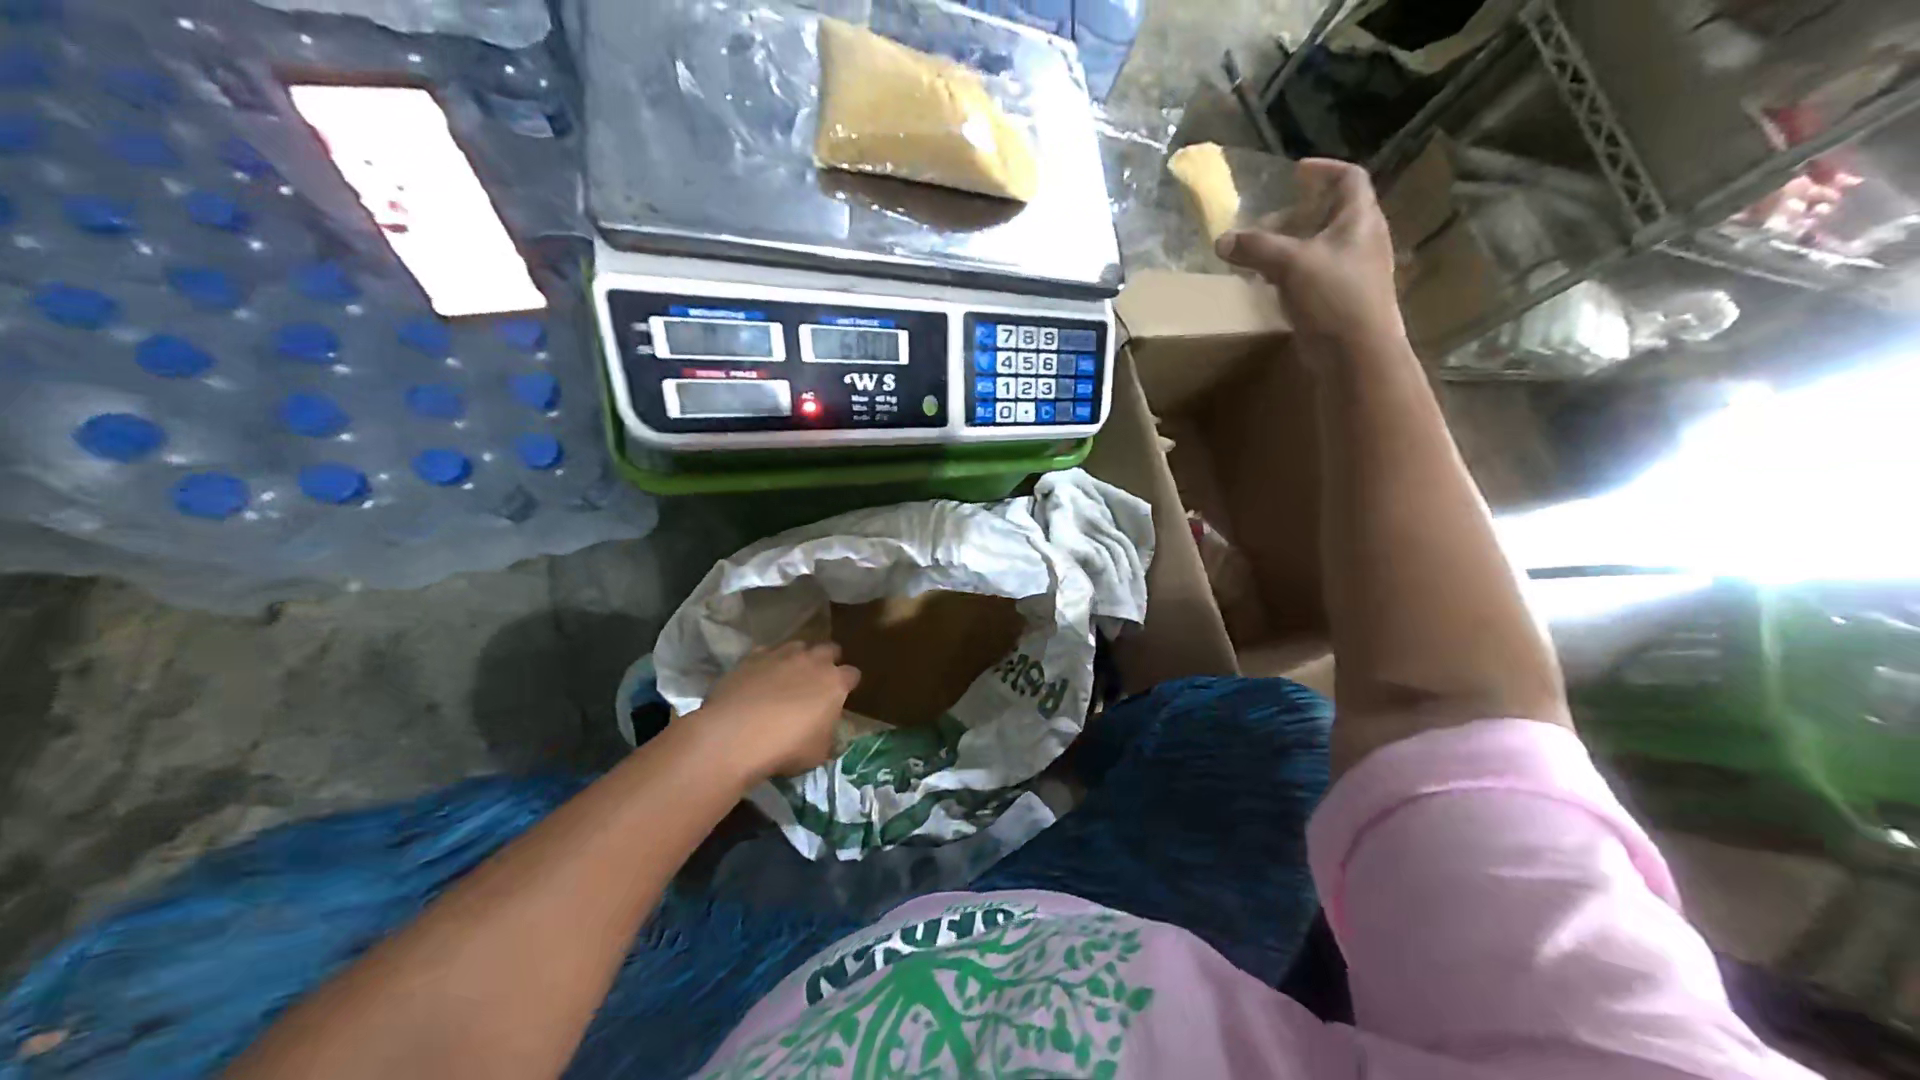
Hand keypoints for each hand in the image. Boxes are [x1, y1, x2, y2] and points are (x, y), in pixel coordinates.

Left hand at [692, 642, 860, 781]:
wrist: (735, 735)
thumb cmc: (786, 747)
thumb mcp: (818, 753)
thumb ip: (828, 737)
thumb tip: (828, 733)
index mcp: (835, 682)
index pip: (852, 674)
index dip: (848, 684)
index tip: (842, 695)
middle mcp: (812, 660)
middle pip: (829, 649)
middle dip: (827, 662)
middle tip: (817, 681)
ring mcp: (781, 655)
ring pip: (797, 646)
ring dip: (797, 659)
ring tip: (787, 678)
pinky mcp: (752, 657)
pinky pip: (766, 653)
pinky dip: (767, 663)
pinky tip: (759, 679)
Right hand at [1215, 158, 1403, 349]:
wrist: (1357, 354)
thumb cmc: (1333, 297)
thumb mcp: (1290, 264)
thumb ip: (1255, 248)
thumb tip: (1222, 241)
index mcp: (1361, 220)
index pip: (1349, 178)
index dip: (1324, 170)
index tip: (1295, 173)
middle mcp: (1363, 241)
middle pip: (1332, 214)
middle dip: (1297, 214)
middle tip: (1266, 224)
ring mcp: (1355, 272)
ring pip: (1322, 247)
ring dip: (1292, 246)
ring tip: (1263, 254)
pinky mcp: (1343, 300)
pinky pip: (1316, 275)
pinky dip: (1294, 272)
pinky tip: (1273, 285)